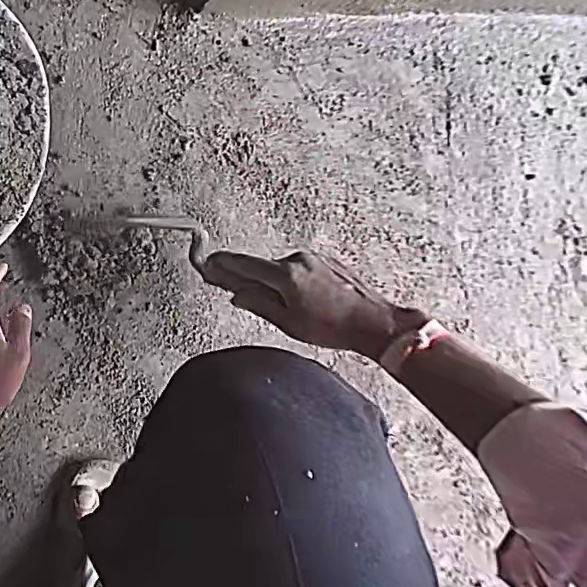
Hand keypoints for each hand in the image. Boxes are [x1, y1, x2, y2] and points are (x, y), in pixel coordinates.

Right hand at [202, 250, 427, 359]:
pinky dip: (296, 281)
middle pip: (263, 267)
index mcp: (285, 274)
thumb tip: (238, 295)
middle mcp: (298, 259)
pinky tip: (309, 301)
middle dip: (254, 281)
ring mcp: (314, 258)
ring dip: (279, 284)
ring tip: (296, 309)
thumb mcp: (289, 323)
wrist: (377, 323)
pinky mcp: (327, 261)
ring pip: (283, 269)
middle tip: (249, 297)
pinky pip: (300, 268)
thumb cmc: (336, 328)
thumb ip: (258, 304)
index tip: (209, 262)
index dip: (223, 264)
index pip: (243, 264)